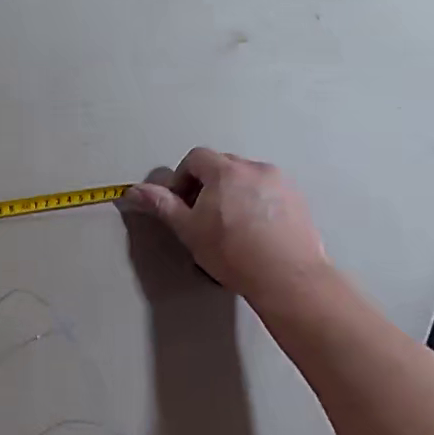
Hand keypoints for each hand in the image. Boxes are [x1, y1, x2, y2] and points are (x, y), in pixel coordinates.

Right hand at [122, 148, 328, 300]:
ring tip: (229, 225)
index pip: (196, 158)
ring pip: (246, 178)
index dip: (182, 178)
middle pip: (222, 165)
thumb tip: (135, 192)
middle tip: (201, 214)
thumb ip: (161, 205)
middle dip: (207, 184)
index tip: (182, 201)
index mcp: (226, 172)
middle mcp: (256, 169)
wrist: (286, 276)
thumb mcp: (188, 229)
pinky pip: (268, 191)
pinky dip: (256, 202)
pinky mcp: (297, 199)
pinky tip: (252, 230)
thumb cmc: (235, 254)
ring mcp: (280, 183)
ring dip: (232, 192)